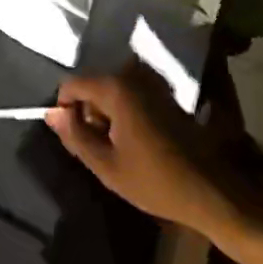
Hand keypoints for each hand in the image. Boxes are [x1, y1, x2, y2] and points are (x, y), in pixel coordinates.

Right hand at [45, 69, 228, 231]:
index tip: (74, 138)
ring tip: (117, 147)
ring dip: (107, 114)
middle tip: (97, 148)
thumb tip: (51, 113)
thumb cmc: (155, 180)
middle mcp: (132, 74)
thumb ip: (75, 136)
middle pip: (93, 85)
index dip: (65, 109)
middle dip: (88, 113)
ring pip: (111, 90)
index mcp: (115, 87)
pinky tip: (135, 141)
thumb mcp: (107, 166)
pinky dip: (125, 112)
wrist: (211, 189)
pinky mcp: (164, 91)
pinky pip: (130, 93)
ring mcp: (151, 80)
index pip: (72, 84)